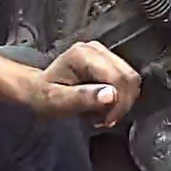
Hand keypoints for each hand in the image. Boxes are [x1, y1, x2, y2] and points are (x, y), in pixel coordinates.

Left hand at [23, 42, 141, 126]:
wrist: (39, 89)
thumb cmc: (45, 96)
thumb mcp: (58, 101)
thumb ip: (83, 98)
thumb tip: (111, 95)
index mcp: (83, 55)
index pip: (118, 78)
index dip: (119, 103)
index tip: (107, 121)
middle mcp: (97, 49)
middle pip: (129, 78)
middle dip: (121, 104)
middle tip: (103, 120)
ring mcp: (105, 53)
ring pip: (131, 81)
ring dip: (121, 103)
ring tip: (101, 113)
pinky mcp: (110, 62)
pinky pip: (127, 82)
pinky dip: (120, 99)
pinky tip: (103, 105)